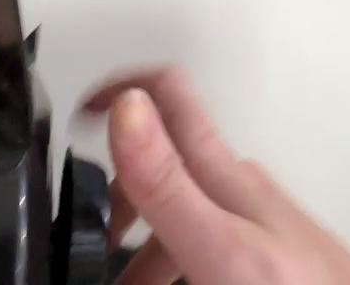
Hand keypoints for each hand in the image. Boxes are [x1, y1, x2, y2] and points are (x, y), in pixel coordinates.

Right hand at [89, 69, 349, 284]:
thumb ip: (170, 181)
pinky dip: (174, 261)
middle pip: (162, 159)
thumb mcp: (224, 247)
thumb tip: (127, 105)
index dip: (120, 84)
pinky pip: (207, 245)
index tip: (80, 109)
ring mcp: (256, 222)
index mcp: (223, 174)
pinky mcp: (270, 256)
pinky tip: (172, 283)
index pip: (166, 89)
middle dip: (118, 191)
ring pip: (182, 211)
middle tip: (89, 231)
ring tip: (123, 281)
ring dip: (142, 242)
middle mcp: (239, 187)